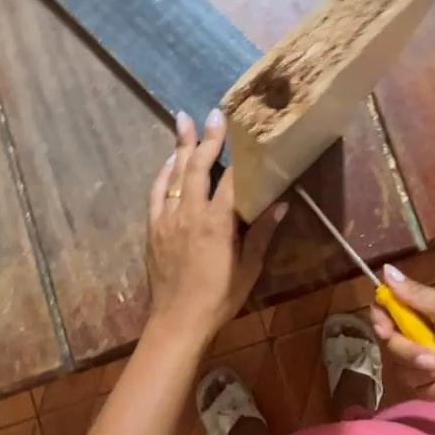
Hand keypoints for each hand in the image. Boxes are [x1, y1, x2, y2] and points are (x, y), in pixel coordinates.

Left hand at [146, 109, 287, 343]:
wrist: (178, 321)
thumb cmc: (219, 298)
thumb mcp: (249, 268)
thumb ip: (262, 233)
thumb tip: (281, 204)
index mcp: (217, 223)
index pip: (229, 179)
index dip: (237, 152)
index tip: (242, 130)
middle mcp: (189, 214)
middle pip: (197, 167)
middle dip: (207, 138)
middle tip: (214, 113)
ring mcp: (167, 219)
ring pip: (174, 174)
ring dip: (180, 146)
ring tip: (184, 120)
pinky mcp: (153, 228)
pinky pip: (156, 193)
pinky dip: (163, 174)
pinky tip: (169, 161)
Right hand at [371, 265, 434, 406]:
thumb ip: (415, 293)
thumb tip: (385, 268)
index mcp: (424, 311)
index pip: (387, 311)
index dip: (381, 319)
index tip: (385, 328)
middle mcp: (421, 335)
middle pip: (392, 344)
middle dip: (410, 352)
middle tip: (431, 355)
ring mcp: (428, 363)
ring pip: (404, 370)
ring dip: (429, 372)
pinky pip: (421, 390)